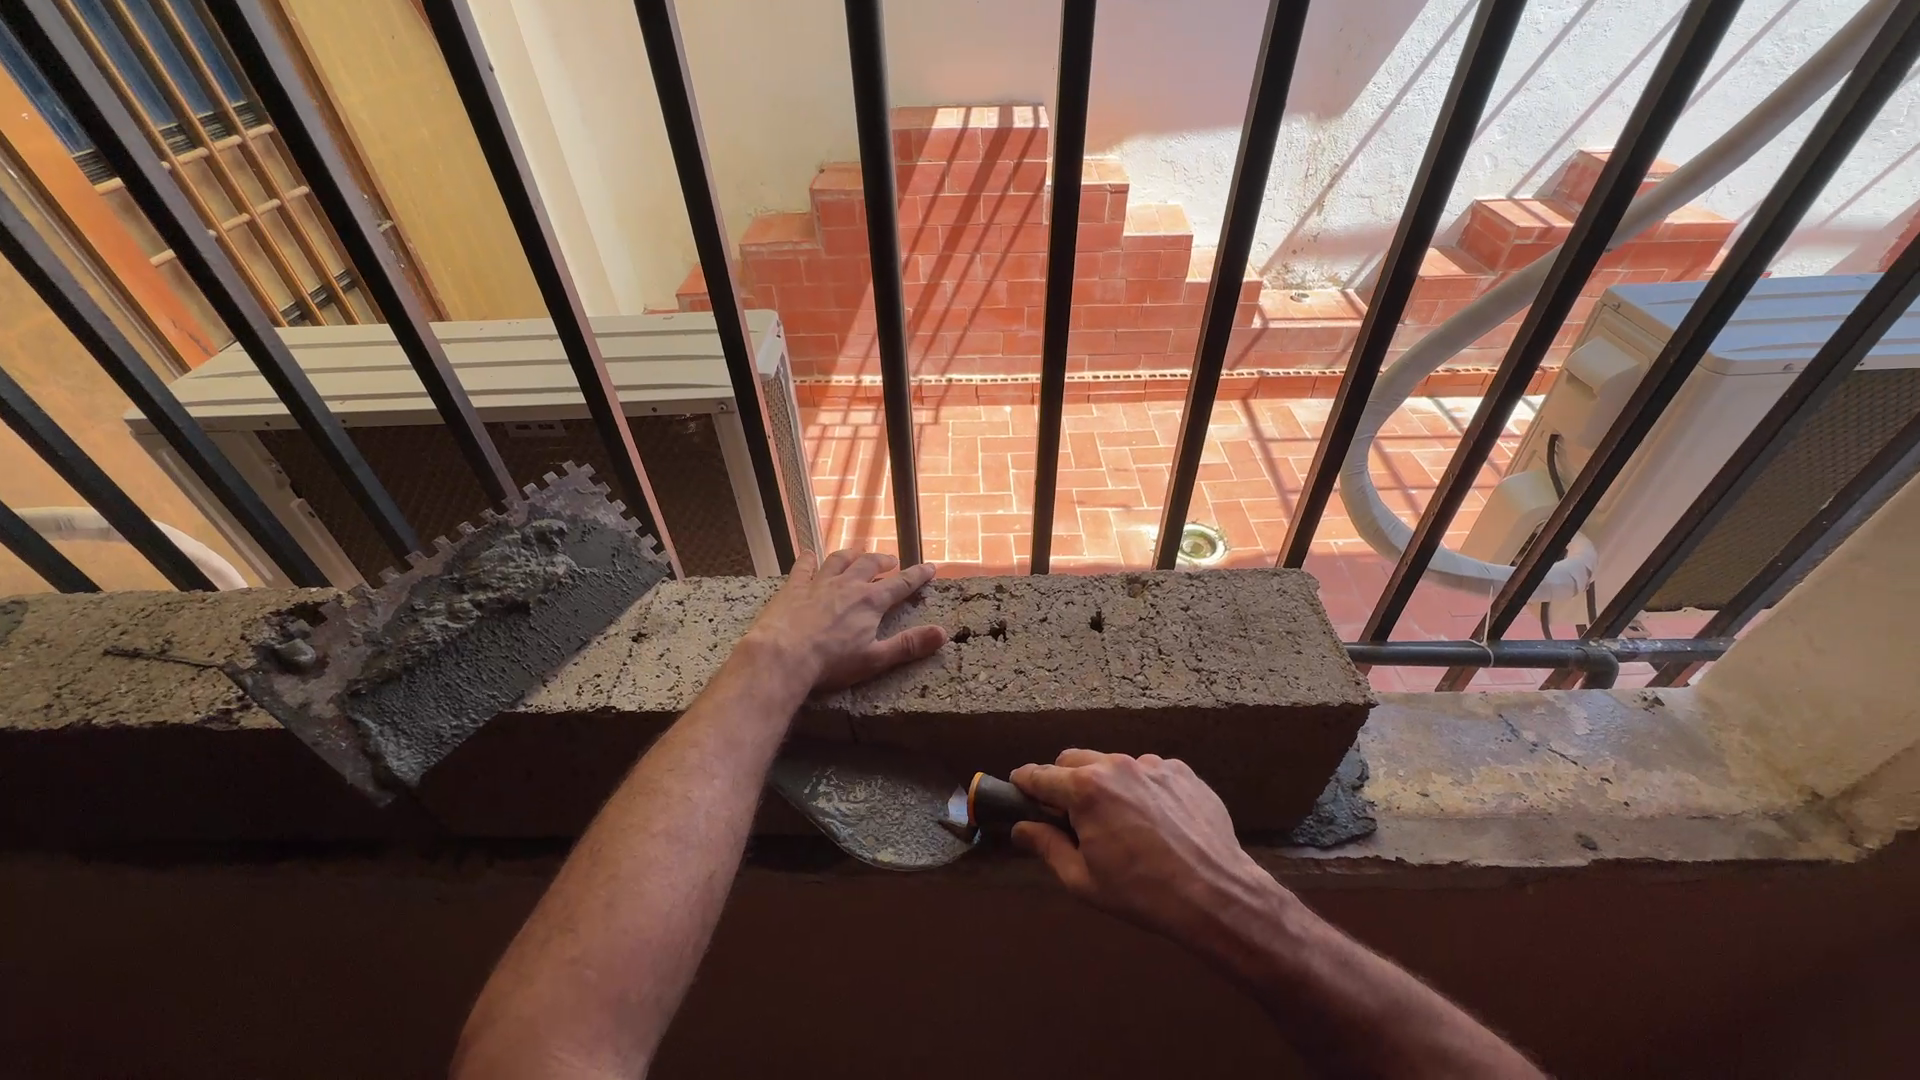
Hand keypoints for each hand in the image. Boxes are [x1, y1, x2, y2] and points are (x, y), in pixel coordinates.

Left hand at [741, 548, 946, 690]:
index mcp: (870, 602)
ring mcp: (819, 583)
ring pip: (839, 560)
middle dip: (883, 561)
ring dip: (852, 555)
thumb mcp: (875, 659)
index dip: (918, 575)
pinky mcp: (793, 587)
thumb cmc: (831, 662)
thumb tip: (943, 634)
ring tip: (858, 553)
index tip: (930, 567)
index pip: (901, 584)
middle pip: (870, 565)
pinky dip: (808, 559)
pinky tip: (808, 554)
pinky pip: (803, 567)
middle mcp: (847, 585)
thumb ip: (909, 645)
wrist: (782, 655)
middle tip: (891, 561)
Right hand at [1010, 750, 1283, 947]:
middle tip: (1068, 814)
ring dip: (1104, 784)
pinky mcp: (1181, 772)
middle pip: (1073, 760)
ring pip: (1113, 765)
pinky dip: (1141, 789)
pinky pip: (1149, 772)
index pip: (1039, 775)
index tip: (1018, 789)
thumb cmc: (1141, 893)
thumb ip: (1046, 846)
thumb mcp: (1082, 879)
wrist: (1214, 894)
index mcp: (1085, 789)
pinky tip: (1154, 821)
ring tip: (1119, 822)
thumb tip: (1021, 828)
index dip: (1024, 783)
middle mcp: (1116, 766)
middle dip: (1063, 780)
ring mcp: (1152, 765)